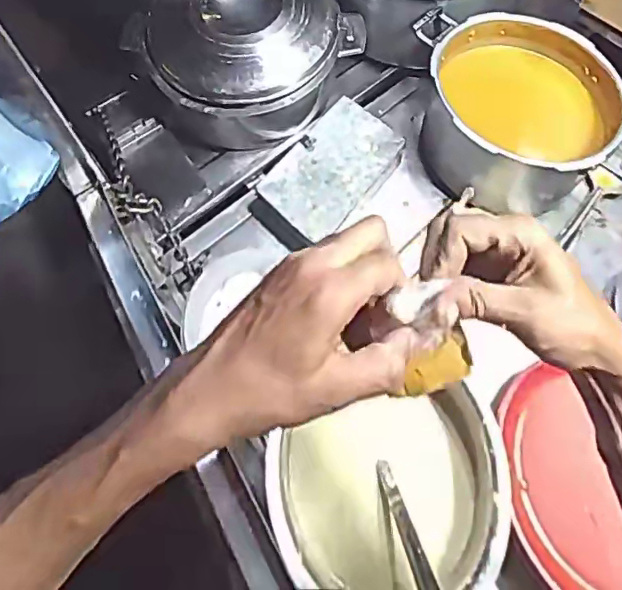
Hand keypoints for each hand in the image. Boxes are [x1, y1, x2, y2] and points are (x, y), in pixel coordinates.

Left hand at [174, 217, 421, 450]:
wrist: (208, 388)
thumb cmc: (267, 392)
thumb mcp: (335, 389)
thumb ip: (386, 364)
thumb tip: (414, 343)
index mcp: (329, 288)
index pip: (389, 263)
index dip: (402, 292)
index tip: (393, 323)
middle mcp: (313, 262)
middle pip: (373, 230)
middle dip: (388, 264)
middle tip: (381, 306)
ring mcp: (295, 260)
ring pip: (350, 240)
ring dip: (364, 268)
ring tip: (355, 317)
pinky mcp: (282, 267)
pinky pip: (327, 253)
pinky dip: (341, 273)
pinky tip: (330, 317)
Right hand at [422, 202, 621, 376]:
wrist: (597, 350)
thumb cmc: (572, 326)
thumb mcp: (526, 311)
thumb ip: (477, 300)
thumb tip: (432, 302)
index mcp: (518, 230)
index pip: (461, 227)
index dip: (442, 257)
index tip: (434, 294)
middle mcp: (504, 232)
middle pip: (451, 230)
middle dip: (435, 263)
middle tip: (428, 299)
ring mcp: (497, 250)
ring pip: (451, 250)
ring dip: (438, 276)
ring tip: (433, 307)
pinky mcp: (493, 272)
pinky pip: (459, 269)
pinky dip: (446, 287)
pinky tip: (444, 309)